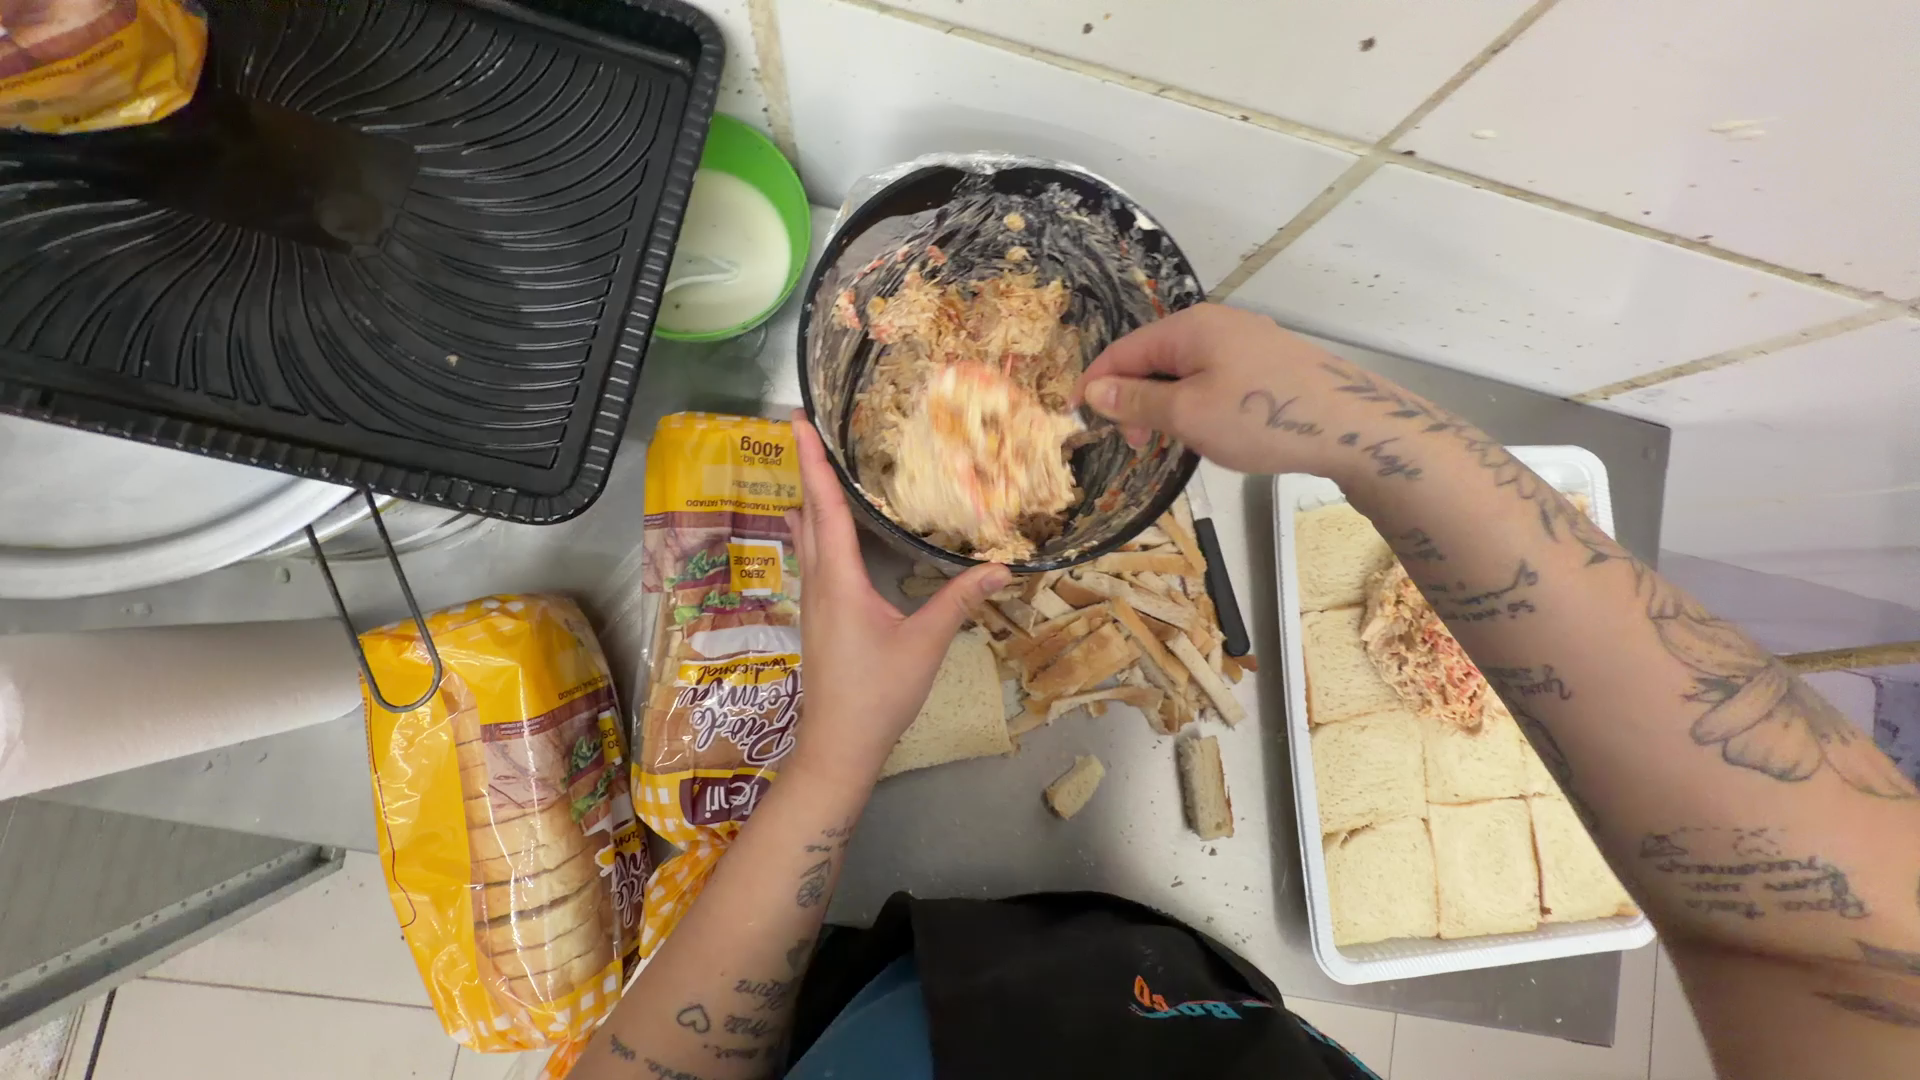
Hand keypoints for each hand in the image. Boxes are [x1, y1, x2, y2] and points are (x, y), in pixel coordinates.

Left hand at [785, 411, 1009, 783]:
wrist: (838, 745)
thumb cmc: (877, 694)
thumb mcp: (925, 644)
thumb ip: (959, 601)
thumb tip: (1002, 566)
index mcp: (839, 580)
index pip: (823, 508)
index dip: (812, 462)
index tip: (797, 420)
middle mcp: (818, 582)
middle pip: (806, 514)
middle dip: (805, 469)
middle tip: (807, 429)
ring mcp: (813, 600)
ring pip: (805, 536)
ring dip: (808, 498)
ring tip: (816, 466)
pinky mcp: (818, 616)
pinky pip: (812, 557)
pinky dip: (816, 528)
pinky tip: (828, 530)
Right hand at [1072, 304, 1373, 480]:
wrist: (1353, 426)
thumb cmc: (1260, 417)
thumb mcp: (1187, 414)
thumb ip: (1136, 401)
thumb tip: (1094, 391)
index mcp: (1190, 327)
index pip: (1123, 350)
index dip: (1094, 384)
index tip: (1075, 419)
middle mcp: (1216, 324)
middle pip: (1152, 358)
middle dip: (1132, 399)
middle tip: (1134, 443)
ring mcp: (1245, 342)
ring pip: (1182, 371)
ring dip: (1162, 405)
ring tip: (1169, 442)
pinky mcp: (1266, 363)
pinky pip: (1210, 377)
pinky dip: (1192, 402)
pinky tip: (1203, 429)